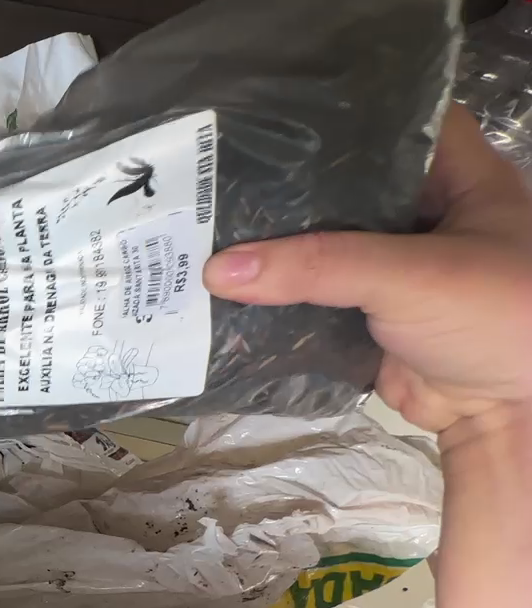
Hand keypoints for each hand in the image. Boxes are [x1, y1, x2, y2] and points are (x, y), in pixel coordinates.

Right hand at [203, 107, 531, 448]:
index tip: (255, 132)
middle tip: (195, 199)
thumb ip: (320, 267)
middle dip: (267, 204)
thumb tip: (214, 270)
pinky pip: (295, 314)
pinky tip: (208, 307)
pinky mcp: (354, 329)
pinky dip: (256, 315)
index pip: (388, 131)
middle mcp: (413, 225)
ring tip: (184, 251)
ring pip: (306, 262)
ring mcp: (381, 280)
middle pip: (330, 201)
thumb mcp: (418, 275)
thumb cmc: (509, 315)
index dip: (328, 125)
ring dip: (255, 265)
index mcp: (452, 184)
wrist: (525, 409)